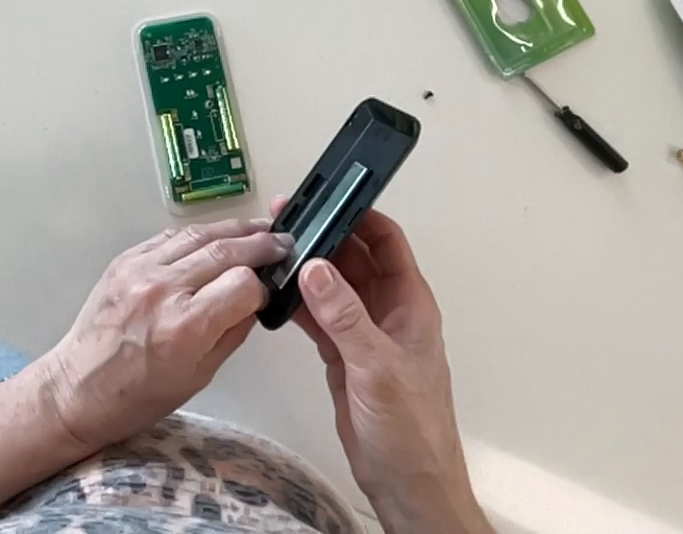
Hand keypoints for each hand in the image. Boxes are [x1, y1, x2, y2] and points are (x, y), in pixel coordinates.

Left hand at [37, 216, 292, 449]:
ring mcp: (141, 268)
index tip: (271, 287)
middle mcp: (163, 288)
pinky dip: (198, 234)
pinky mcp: (125, 259)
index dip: (263, 285)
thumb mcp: (200, 374)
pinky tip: (216, 235)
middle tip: (283, 241)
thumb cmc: (140, 395)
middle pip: (225, 250)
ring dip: (233, 228)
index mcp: (185, 326)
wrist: (78, 385)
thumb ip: (232, 331)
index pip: (243, 284)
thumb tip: (257, 297)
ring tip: (258, 228)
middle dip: (259, 244)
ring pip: (198, 235)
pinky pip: (170, 237)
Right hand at [269, 198, 490, 533]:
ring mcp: (361, 330)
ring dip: (306, 266)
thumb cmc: (410, 429)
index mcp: (408, 303)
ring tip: (271, 249)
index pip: (387, 242)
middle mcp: (385, 309)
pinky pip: (316, 313)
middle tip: (284, 219)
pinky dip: (296, 300)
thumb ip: (345, 315)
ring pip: (331, 283)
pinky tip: (273, 291)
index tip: (326, 197)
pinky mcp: (341, 351)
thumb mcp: (378, 366)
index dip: (360, 214)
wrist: (405, 485)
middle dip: (322, 235)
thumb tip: (314, 266)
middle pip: (353, 256)